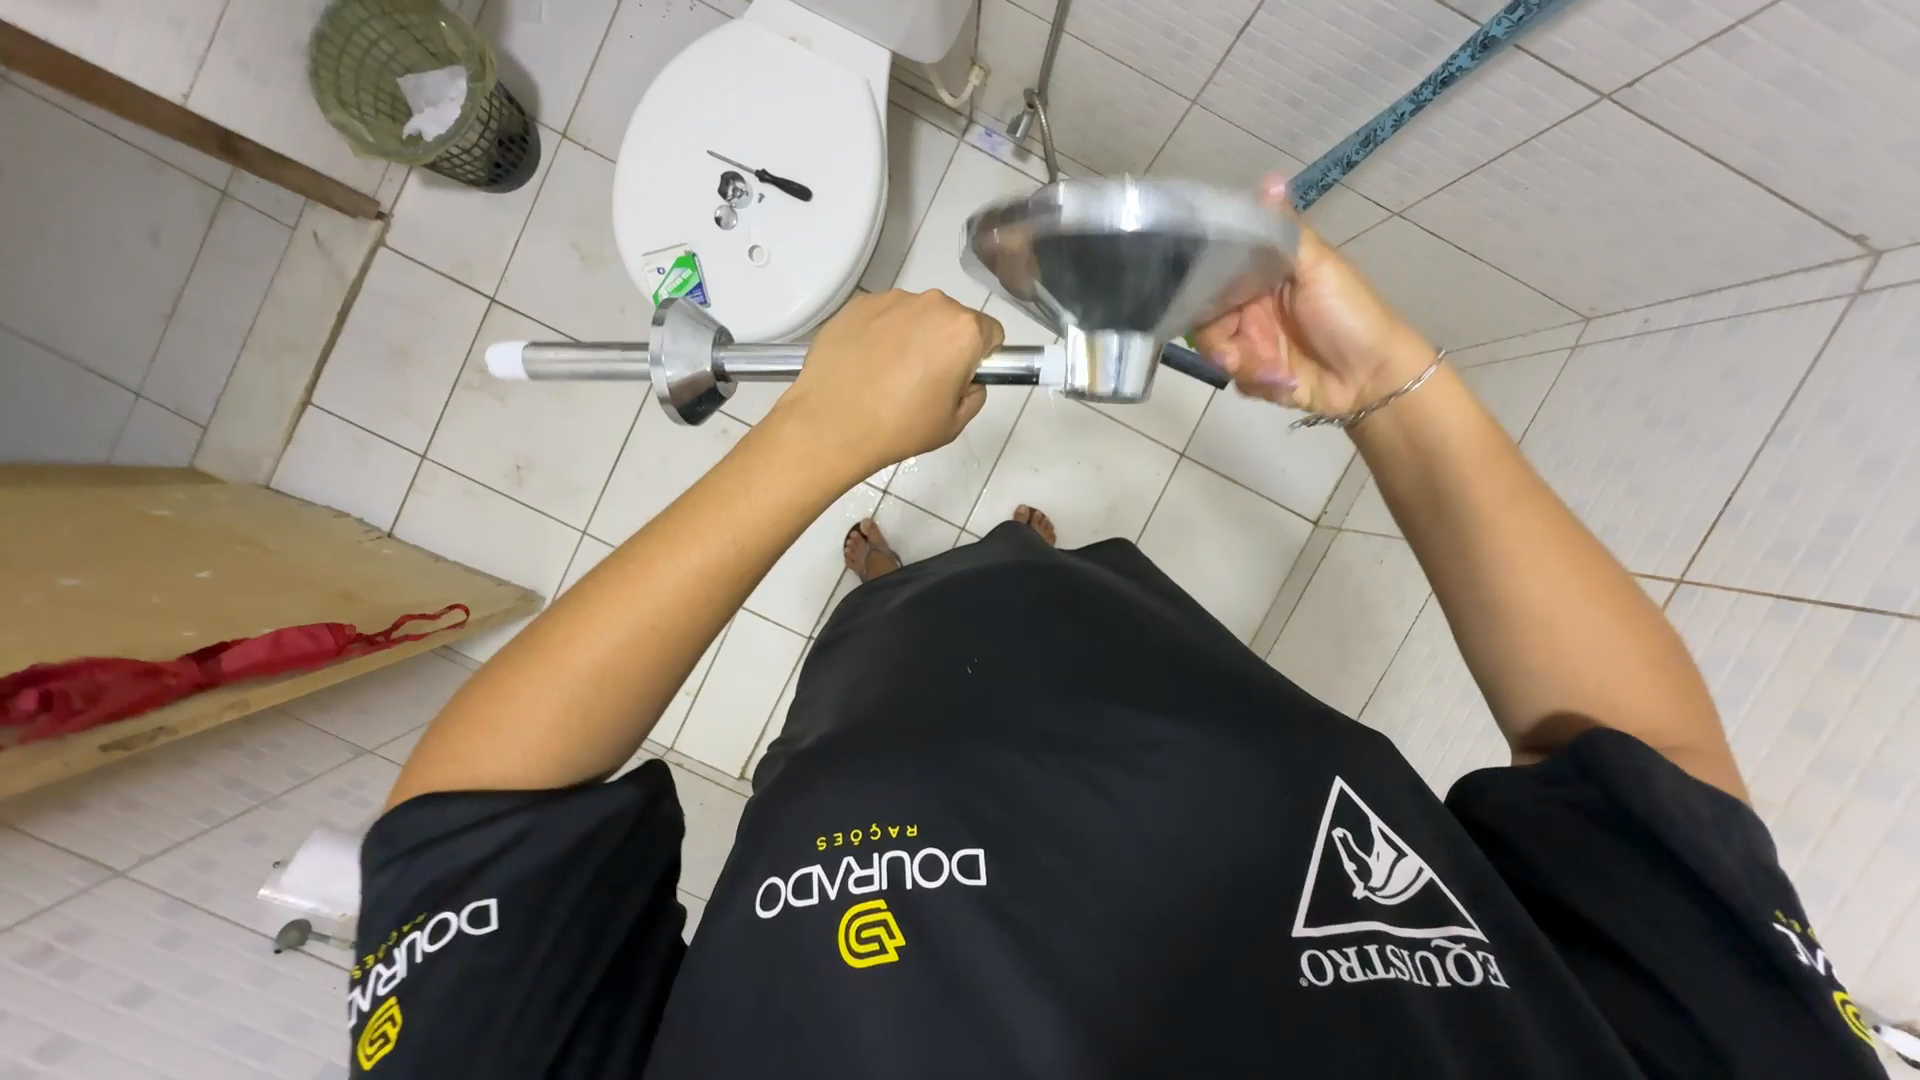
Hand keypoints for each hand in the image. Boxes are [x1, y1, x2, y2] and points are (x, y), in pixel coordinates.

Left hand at [772, 289, 1003, 474]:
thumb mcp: (953, 424)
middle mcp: (932, 304)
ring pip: (917, 315)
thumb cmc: (899, 427)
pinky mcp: (858, 304)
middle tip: (922, 381)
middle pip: (953, 320)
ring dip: (912, 336)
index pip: (991, 333)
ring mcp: (892, 300)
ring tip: (888, 374)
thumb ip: (974, 395)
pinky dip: (880, 334)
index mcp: (963, 331)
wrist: (831, 423)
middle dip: (946, 344)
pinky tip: (865, 364)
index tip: (959, 379)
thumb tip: (967, 380)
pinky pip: (883, 315)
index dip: (980, 358)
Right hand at [1194, 178, 1436, 413]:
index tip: (1206, 310)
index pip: (1214, 279)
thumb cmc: (1351, 313)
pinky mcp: (1260, 377)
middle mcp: (1253, 309)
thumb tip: (1269, 180)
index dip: (1202, 294)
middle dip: (1219, 344)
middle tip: (1234, 357)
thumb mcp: (1319, 266)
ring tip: (1274, 374)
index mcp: (1263, 277)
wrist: (1374, 376)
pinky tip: (1286, 384)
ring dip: (1245, 367)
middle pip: (1208, 324)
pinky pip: (1238, 382)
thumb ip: (1284, 232)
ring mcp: (1255, 345)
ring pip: (1221, 356)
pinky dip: (1258, 384)